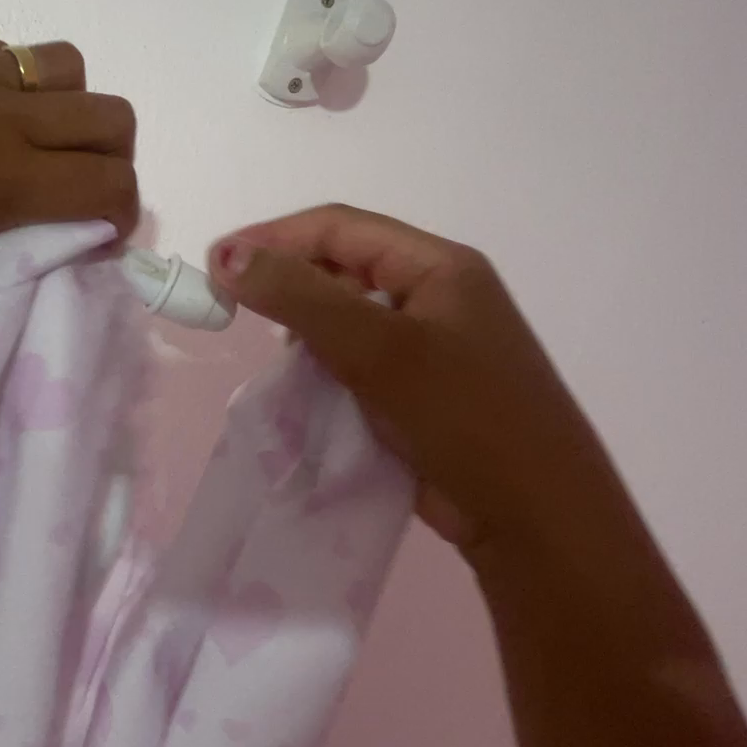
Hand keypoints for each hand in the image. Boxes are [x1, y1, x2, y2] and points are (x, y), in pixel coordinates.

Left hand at [0, 40, 138, 283]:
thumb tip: (25, 233)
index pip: (107, 185)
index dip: (121, 219)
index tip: (97, 241)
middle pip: (112, 118)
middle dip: (114, 165)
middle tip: (76, 198)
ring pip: (70, 68)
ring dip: (75, 113)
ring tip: (37, 152)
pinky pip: (13, 58)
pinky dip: (25, 90)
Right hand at [209, 203, 630, 551]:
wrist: (532, 518)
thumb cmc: (464, 418)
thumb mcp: (377, 348)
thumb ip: (300, 297)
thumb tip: (228, 256)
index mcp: (439, 266)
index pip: (340, 228)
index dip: (272, 237)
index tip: (214, 263)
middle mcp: (433, 295)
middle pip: (340, 267)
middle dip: (284, 281)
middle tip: (227, 305)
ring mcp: (427, 344)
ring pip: (343, 316)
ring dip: (300, 327)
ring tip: (269, 351)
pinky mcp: (415, 388)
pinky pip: (352, 359)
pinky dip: (320, 365)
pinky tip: (301, 385)